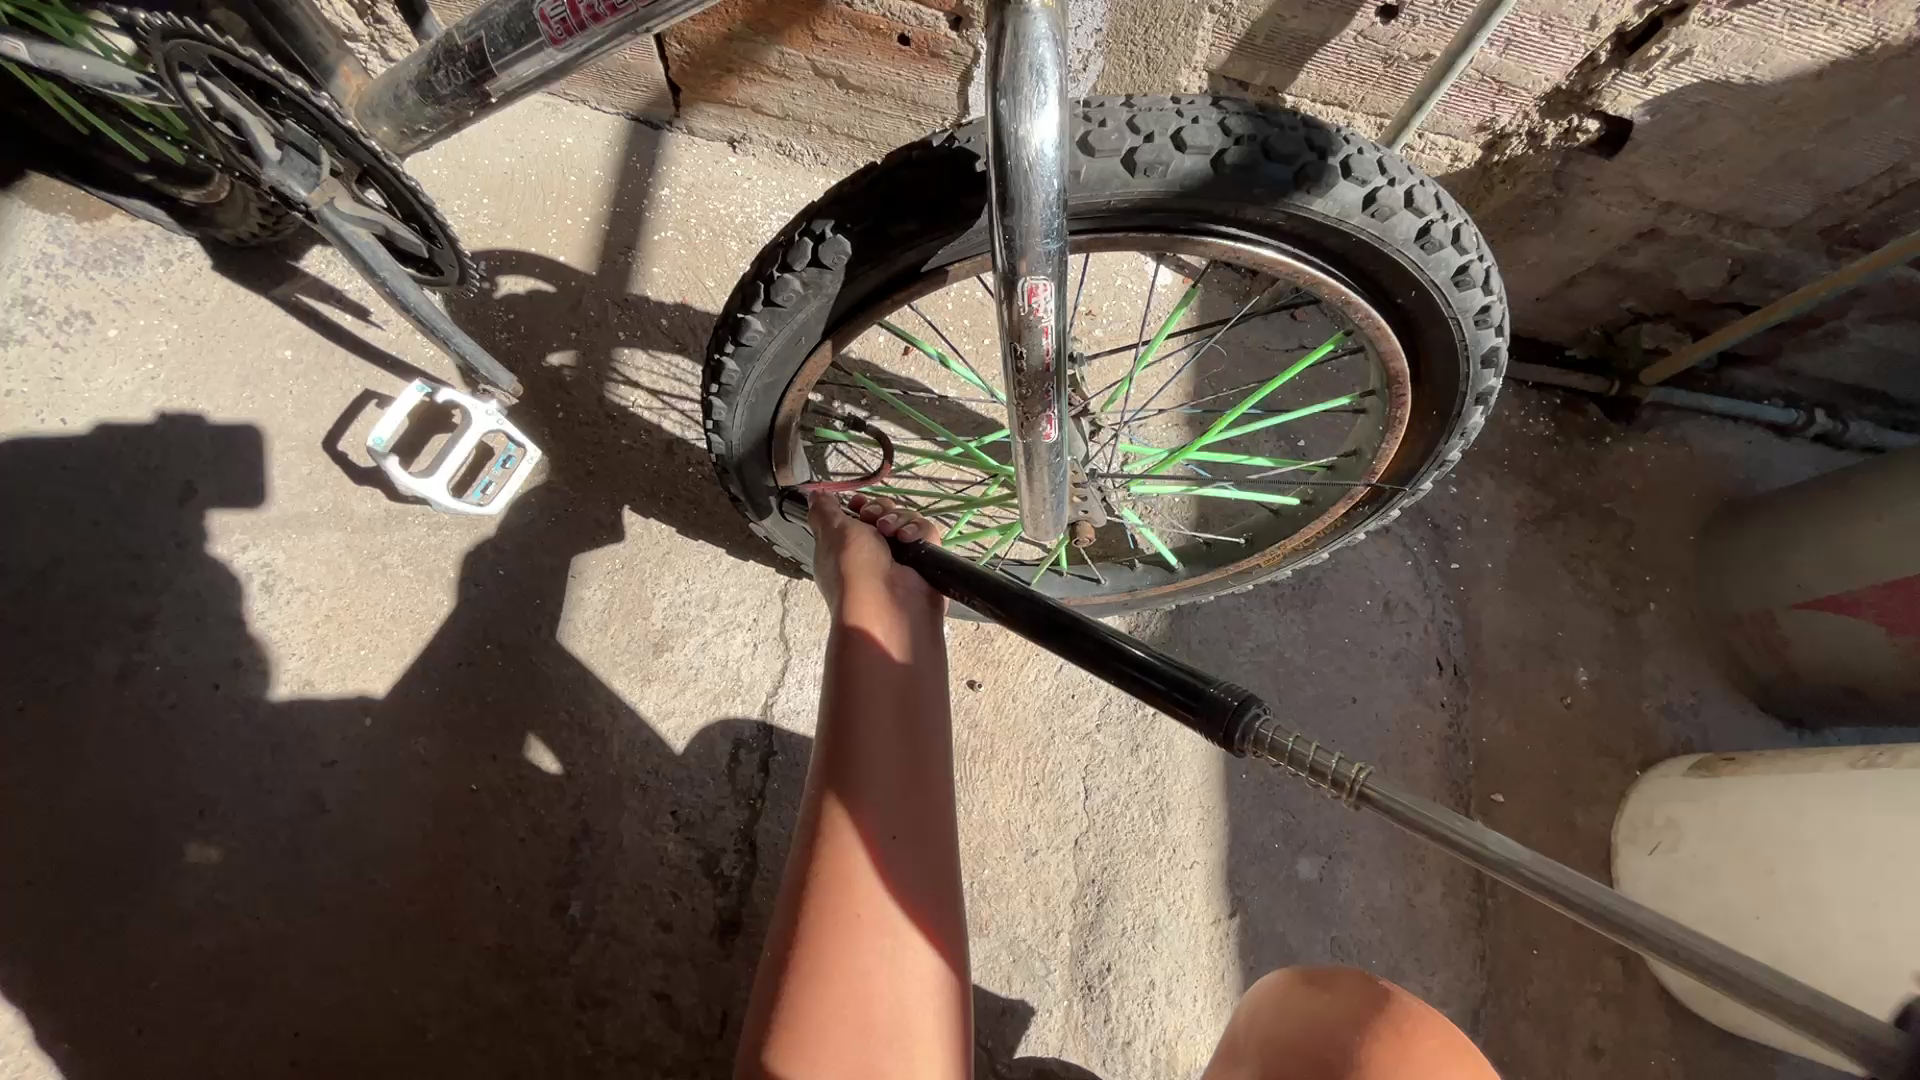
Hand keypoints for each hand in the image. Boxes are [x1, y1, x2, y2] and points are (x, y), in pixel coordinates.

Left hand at [808, 492, 945, 619]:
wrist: (885, 606)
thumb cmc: (851, 568)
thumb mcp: (830, 533)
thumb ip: (824, 511)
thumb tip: (815, 495)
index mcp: (847, 547)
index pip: (859, 515)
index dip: (860, 505)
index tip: (858, 504)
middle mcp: (875, 552)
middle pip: (885, 513)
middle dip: (880, 509)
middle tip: (875, 521)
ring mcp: (902, 558)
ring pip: (907, 520)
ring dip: (899, 519)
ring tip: (893, 534)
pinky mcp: (925, 562)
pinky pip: (928, 533)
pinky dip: (918, 531)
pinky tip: (909, 540)